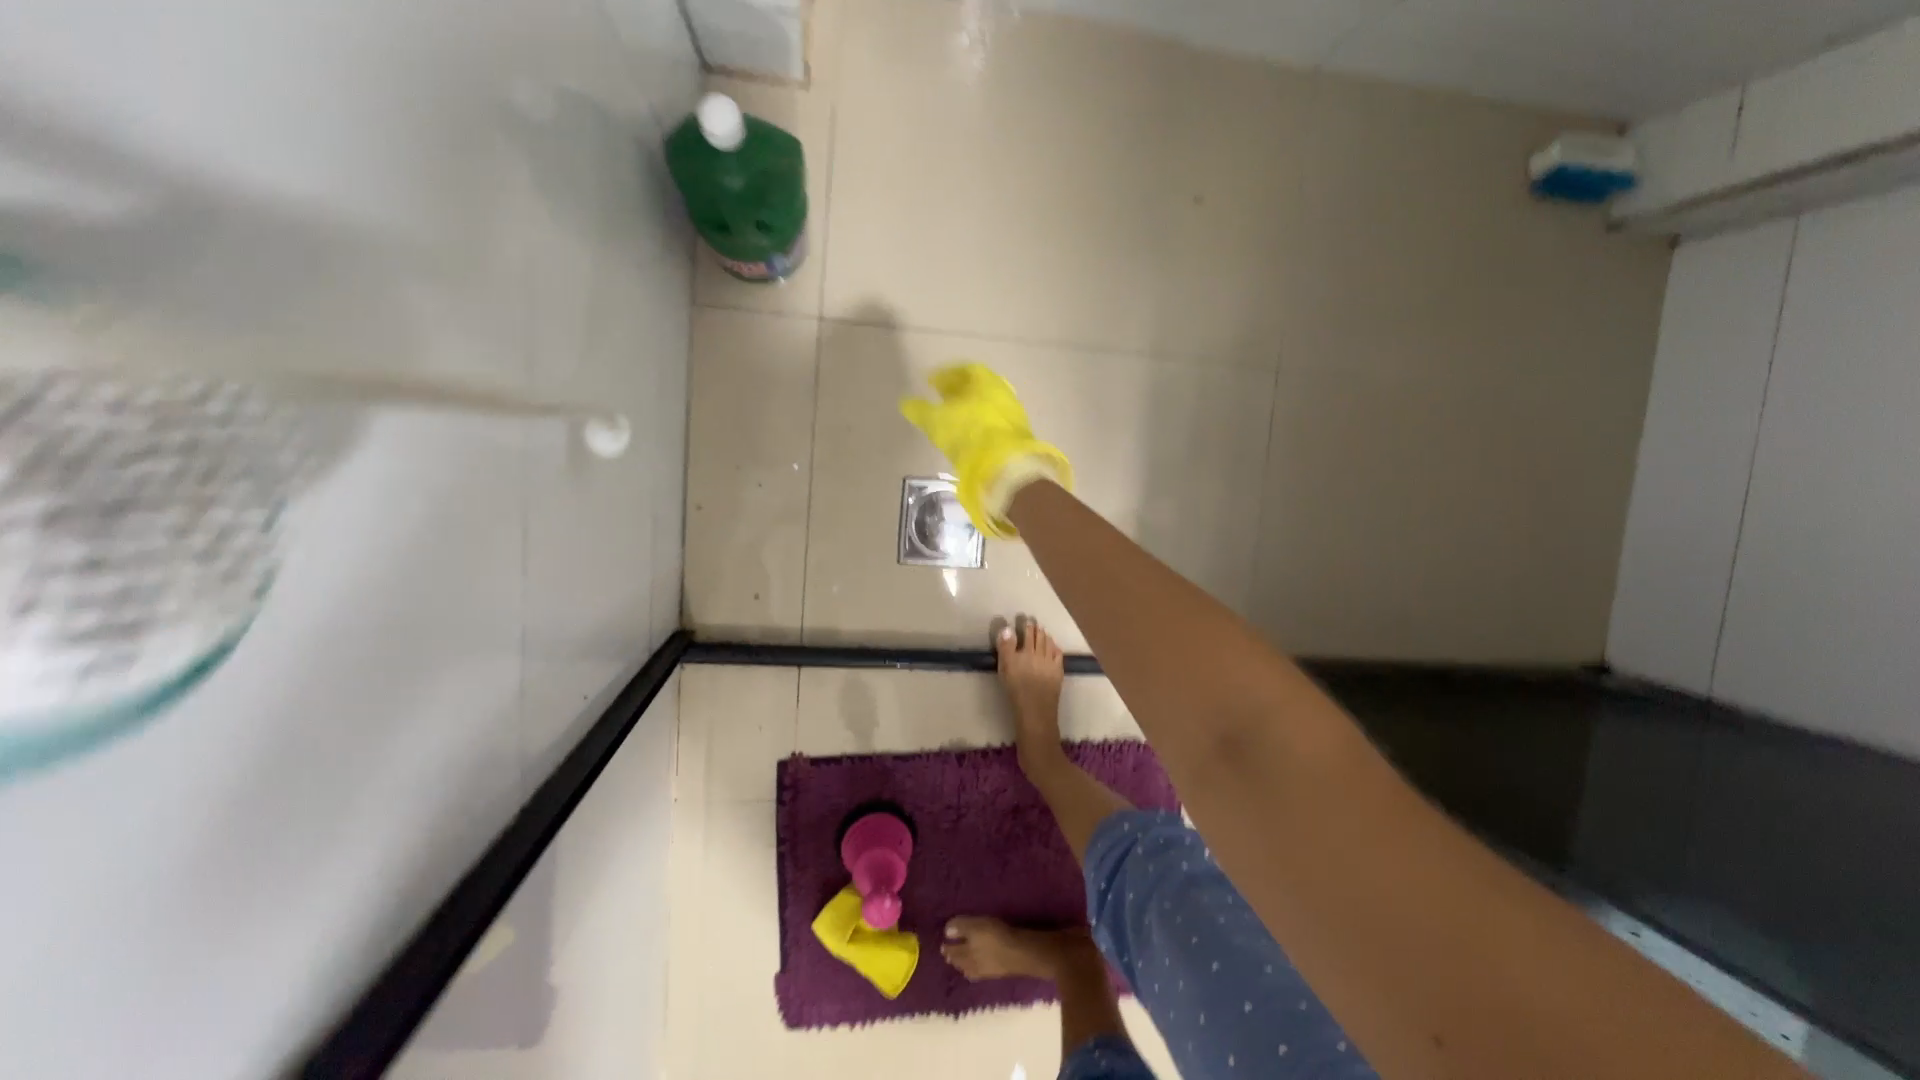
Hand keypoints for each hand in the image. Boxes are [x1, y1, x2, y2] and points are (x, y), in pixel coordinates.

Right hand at [899, 363, 1072, 538]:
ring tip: (952, 418)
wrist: (1004, 467)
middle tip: (941, 398)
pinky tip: (968, 436)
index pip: (965, 370)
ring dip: (969, 410)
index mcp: (985, 381)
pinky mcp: (1016, 438)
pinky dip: (979, 426)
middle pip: (978, 388)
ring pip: (987, 406)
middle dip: (958, 392)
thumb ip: (920, 410)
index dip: (946, 375)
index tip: (931, 382)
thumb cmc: (968, 433)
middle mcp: (1003, 393)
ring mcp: (1013, 416)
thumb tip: (906, 403)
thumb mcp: (936, 421)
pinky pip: (994, 425)